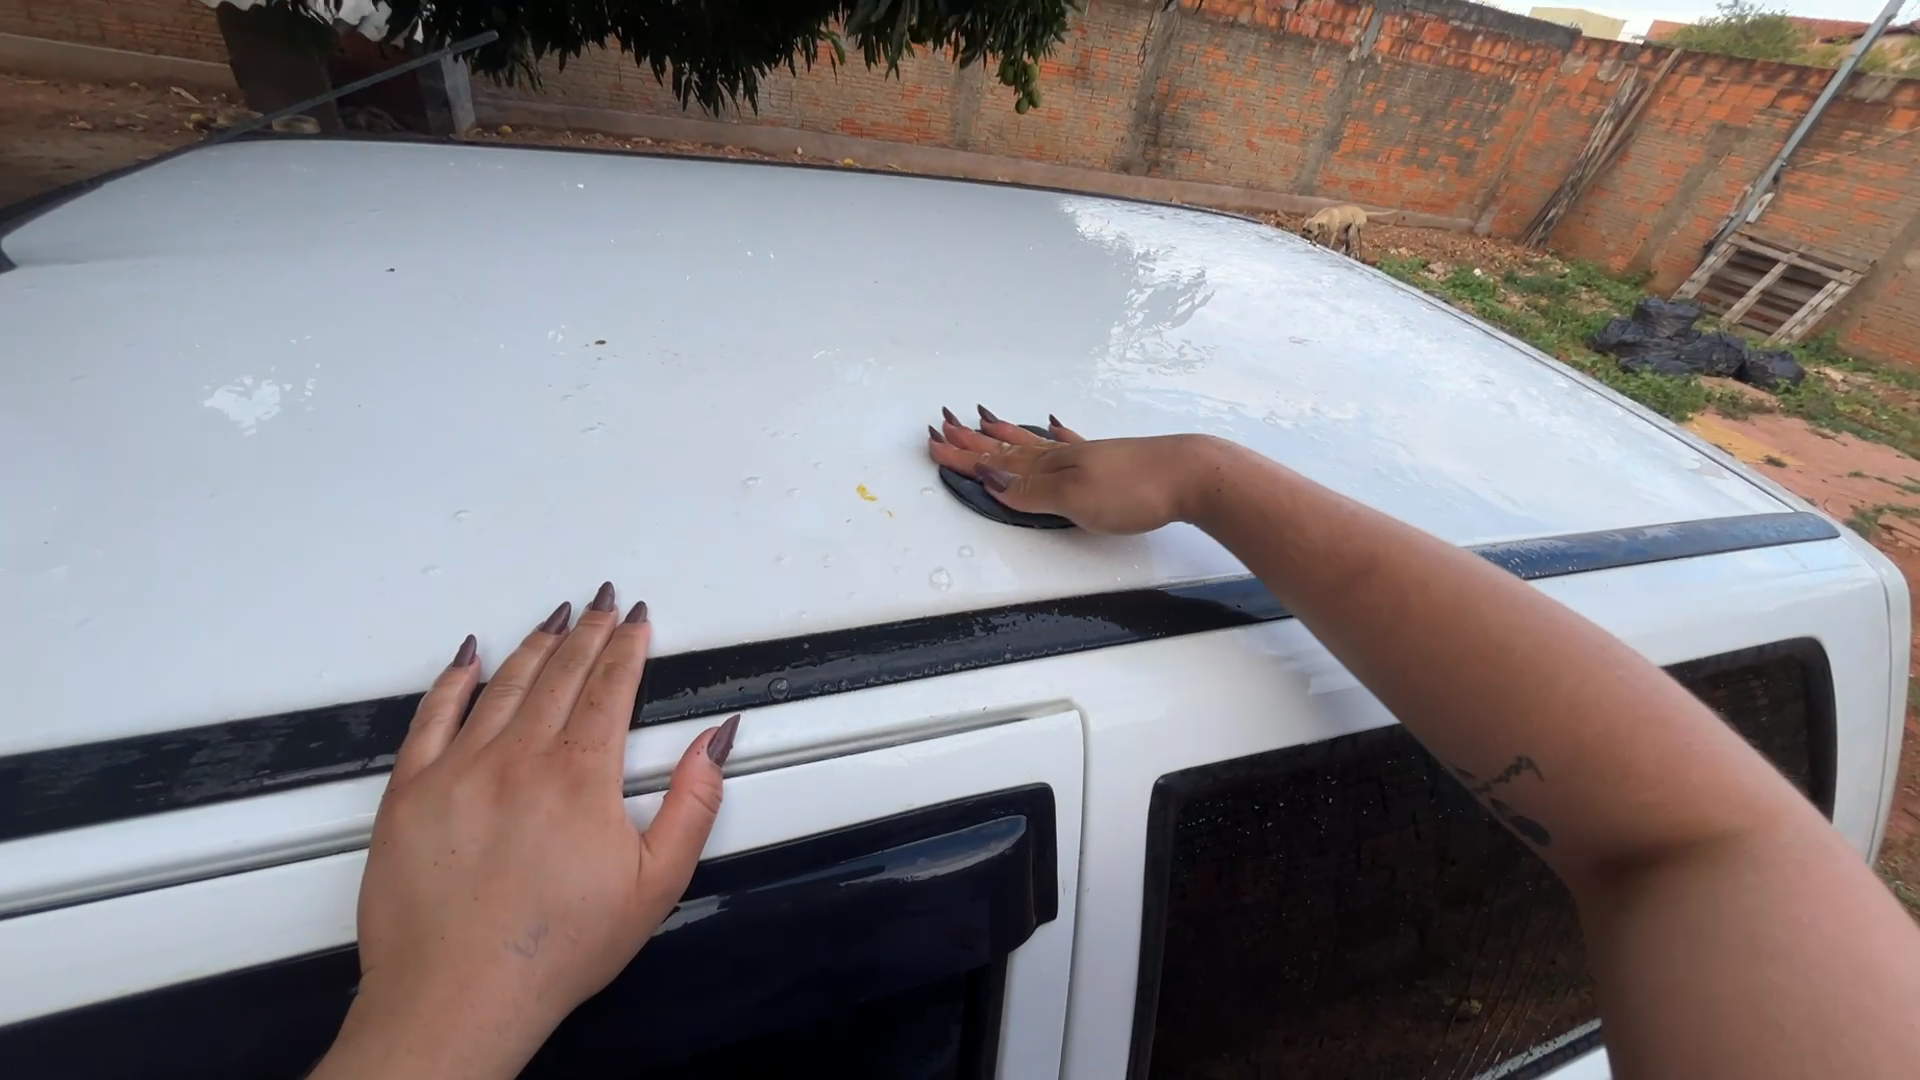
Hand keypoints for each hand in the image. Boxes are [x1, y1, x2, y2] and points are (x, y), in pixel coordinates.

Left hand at [311, 584, 739, 1079]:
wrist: (454, 1004)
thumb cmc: (557, 948)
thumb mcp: (659, 881)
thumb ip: (696, 801)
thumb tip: (715, 740)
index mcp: (580, 776)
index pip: (610, 687)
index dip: (628, 647)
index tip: (637, 621)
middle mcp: (519, 760)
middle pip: (562, 673)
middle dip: (590, 631)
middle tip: (604, 603)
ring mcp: (459, 772)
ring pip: (506, 683)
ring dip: (537, 643)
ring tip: (557, 615)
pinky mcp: (410, 794)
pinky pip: (431, 717)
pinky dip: (454, 679)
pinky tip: (470, 655)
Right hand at [927, 405, 1224, 533]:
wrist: (1192, 476)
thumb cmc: (1134, 491)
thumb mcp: (1077, 498)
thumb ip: (1032, 490)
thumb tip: (988, 476)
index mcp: (1050, 467)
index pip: (996, 461)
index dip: (964, 457)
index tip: (933, 446)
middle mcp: (1061, 456)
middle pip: (1007, 447)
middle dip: (973, 441)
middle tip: (943, 427)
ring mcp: (1084, 456)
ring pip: (1032, 442)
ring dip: (1004, 433)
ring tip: (982, 419)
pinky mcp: (1107, 461)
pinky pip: (1069, 442)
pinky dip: (1054, 433)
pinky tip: (1053, 424)